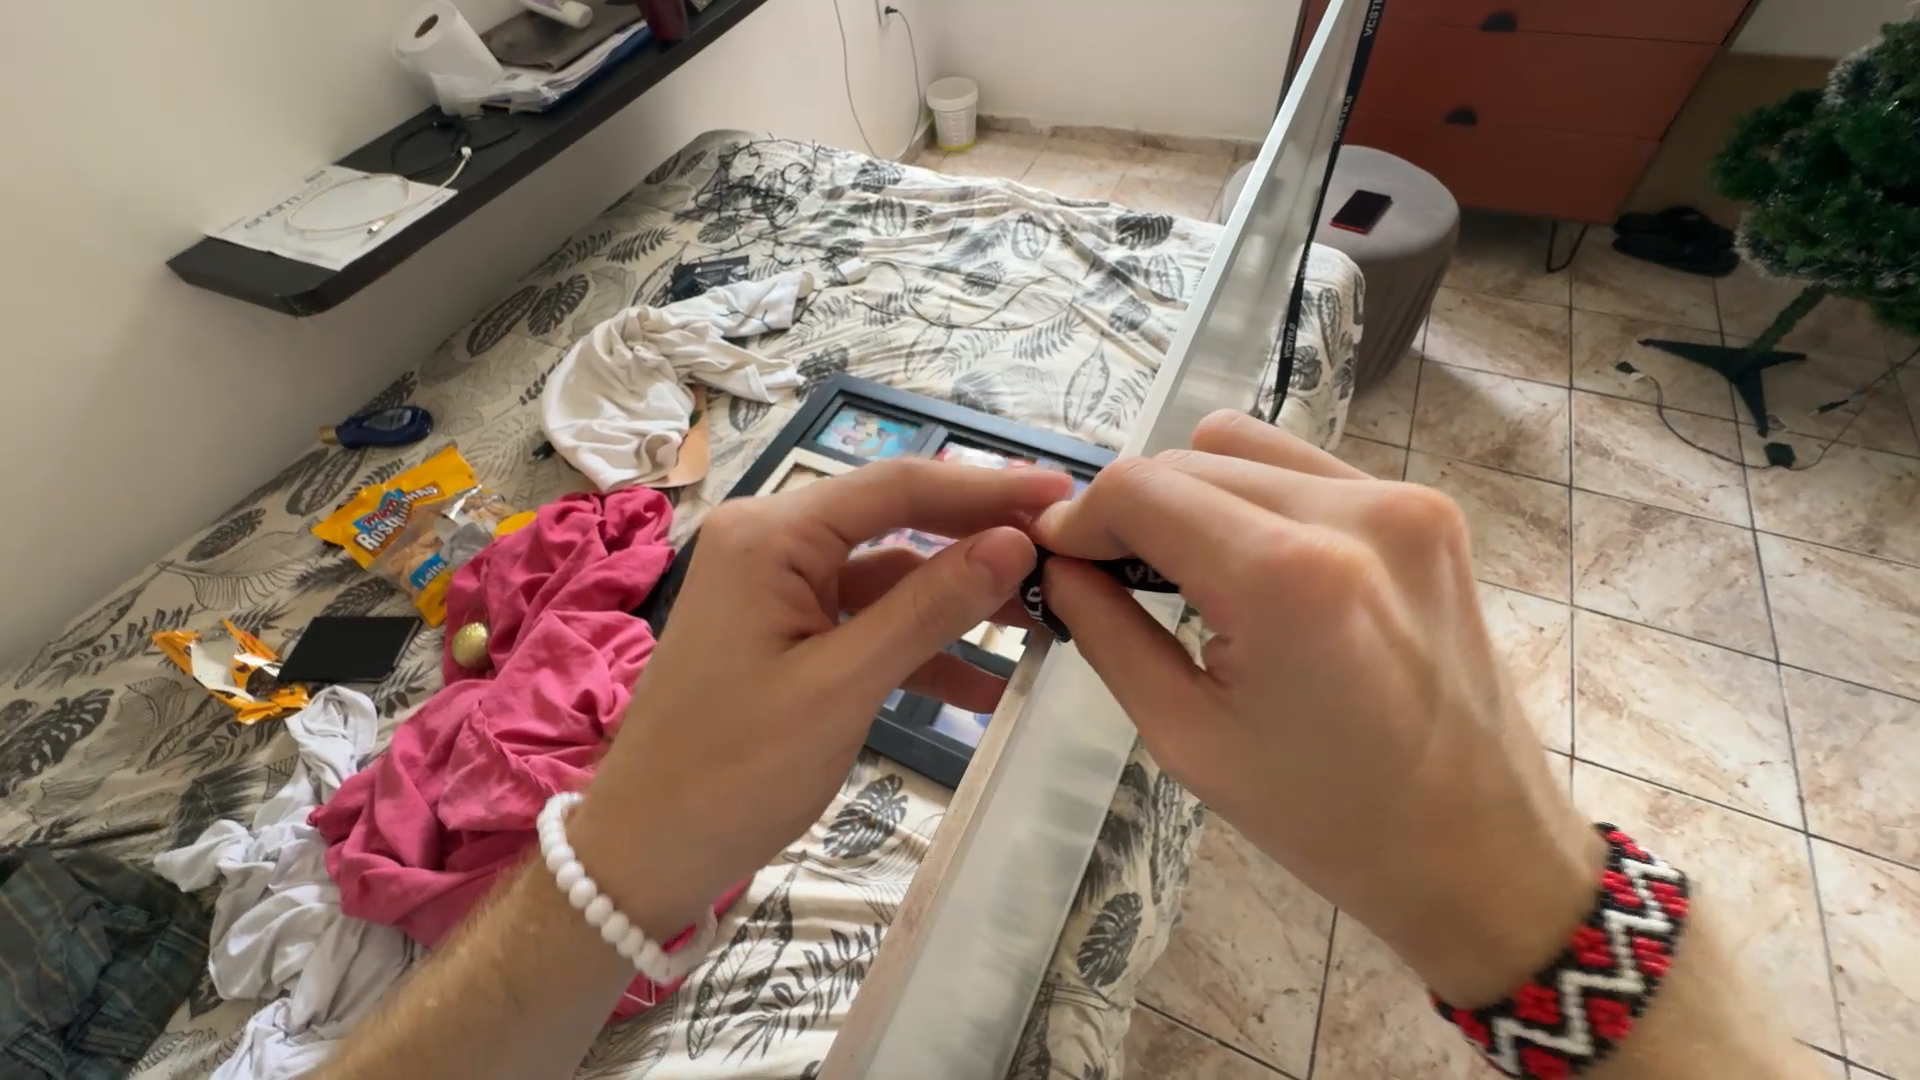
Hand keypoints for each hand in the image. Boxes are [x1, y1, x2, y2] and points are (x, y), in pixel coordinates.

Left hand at [570, 460, 1072, 937]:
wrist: (649, 851)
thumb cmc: (734, 770)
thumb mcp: (843, 686)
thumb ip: (929, 608)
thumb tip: (1013, 545)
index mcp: (773, 534)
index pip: (897, 488)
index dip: (985, 488)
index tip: (1059, 493)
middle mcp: (775, 541)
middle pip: (898, 523)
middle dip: (978, 542)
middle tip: (1058, 554)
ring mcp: (783, 586)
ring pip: (891, 575)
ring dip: (958, 601)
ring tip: (1038, 623)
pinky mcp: (792, 628)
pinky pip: (869, 620)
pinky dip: (921, 646)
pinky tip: (981, 684)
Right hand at [1033, 411, 1600, 1003]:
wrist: (1480, 849)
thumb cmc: (1322, 817)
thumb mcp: (1182, 735)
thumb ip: (1104, 630)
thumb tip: (1057, 564)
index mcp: (1287, 579)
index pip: (1140, 489)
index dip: (1081, 516)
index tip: (1059, 557)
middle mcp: (1353, 511)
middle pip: (1184, 458)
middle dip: (1127, 509)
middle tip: (1107, 572)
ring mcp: (1400, 498)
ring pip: (1236, 444)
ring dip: (1184, 492)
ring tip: (1181, 564)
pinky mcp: (1426, 504)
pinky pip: (1295, 464)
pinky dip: (1245, 493)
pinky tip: (1244, 556)